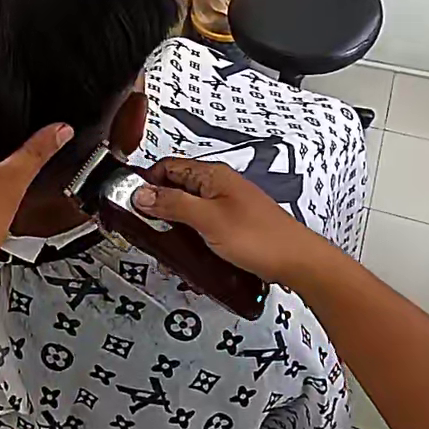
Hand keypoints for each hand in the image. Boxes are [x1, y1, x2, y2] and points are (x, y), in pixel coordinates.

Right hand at [132, 158, 339, 284]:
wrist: (296, 262)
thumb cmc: (262, 238)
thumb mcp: (207, 219)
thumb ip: (172, 204)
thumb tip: (142, 194)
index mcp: (213, 175)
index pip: (168, 166)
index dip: (146, 182)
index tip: (131, 203)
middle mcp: (220, 186)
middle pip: (176, 189)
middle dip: (158, 209)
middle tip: (149, 230)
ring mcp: (228, 207)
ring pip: (189, 211)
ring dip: (175, 229)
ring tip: (169, 249)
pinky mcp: (234, 227)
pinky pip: (203, 228)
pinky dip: (192, 240)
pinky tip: (191, 257)